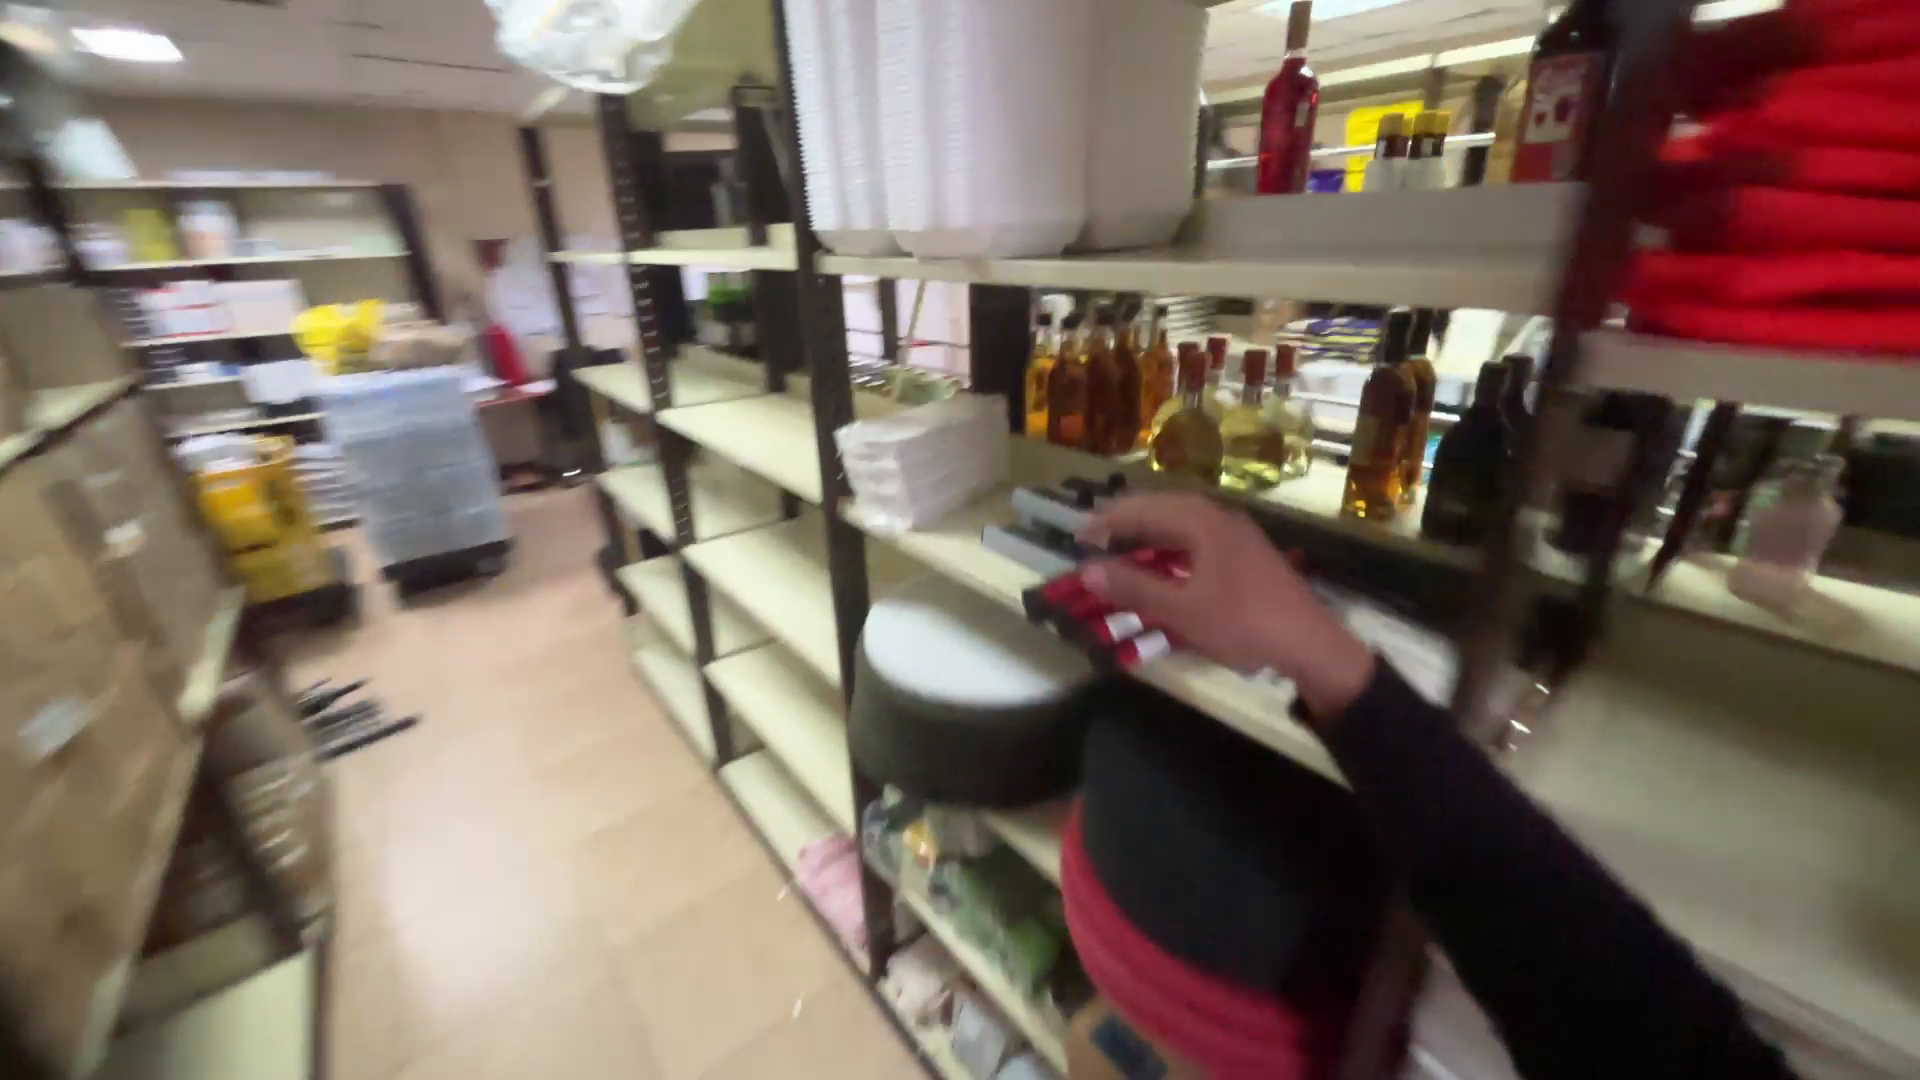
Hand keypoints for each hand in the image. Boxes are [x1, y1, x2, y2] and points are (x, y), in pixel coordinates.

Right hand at [1079, 493, 1375, 725]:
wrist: (1310, 644)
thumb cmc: (1242, 624)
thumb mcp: (1181, 610)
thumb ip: (1133, 588)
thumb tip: (1087, 570)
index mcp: (1203, 523)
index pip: (1144, 509)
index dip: (1107, 520)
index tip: (1079, 535)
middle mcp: (1220, 517)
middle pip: (1164, 505)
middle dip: (1127, 516)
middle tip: (1096, 532)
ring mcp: (1237, 532)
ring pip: (1183, 518)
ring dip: (1150, 526)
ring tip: (1123, 541)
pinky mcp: (1247, 551)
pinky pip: (1198, 532)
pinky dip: (1171, 539)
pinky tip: (1165, 558)